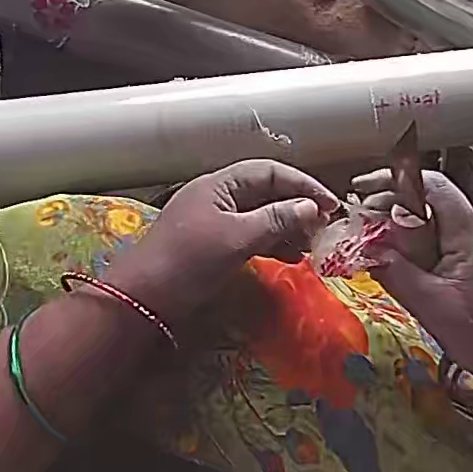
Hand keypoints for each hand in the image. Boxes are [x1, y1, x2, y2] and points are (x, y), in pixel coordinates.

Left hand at [103, 159, 338, 326]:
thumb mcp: (237, 238)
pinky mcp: (211, 244)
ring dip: (286, 227)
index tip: (330, 205)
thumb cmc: (189, 262)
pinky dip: (270, 242)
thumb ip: (276, 220)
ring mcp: (212, 221)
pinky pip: (248, 234)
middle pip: (265, 192)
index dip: (302, 185)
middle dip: (296, 207)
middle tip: (323, 228)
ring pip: (259, 215)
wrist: (142, 299)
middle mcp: (217, 196)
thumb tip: (311, 207)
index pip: (269, 172)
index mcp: (219, 184)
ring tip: (311, 246)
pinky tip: (289, 257)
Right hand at [355, 169, 472, 395]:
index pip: (433, 186)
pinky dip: (416, 241)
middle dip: (391, 203)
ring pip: (434, 219)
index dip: (395, 180)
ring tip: (372, 237)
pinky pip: (441, 237)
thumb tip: (364, 247)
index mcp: (470, 235)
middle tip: (360, 218)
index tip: (364, 188)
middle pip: (430, 199)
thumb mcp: (430, 305)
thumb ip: (395, 271)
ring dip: (402, 224)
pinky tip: (398, 256)